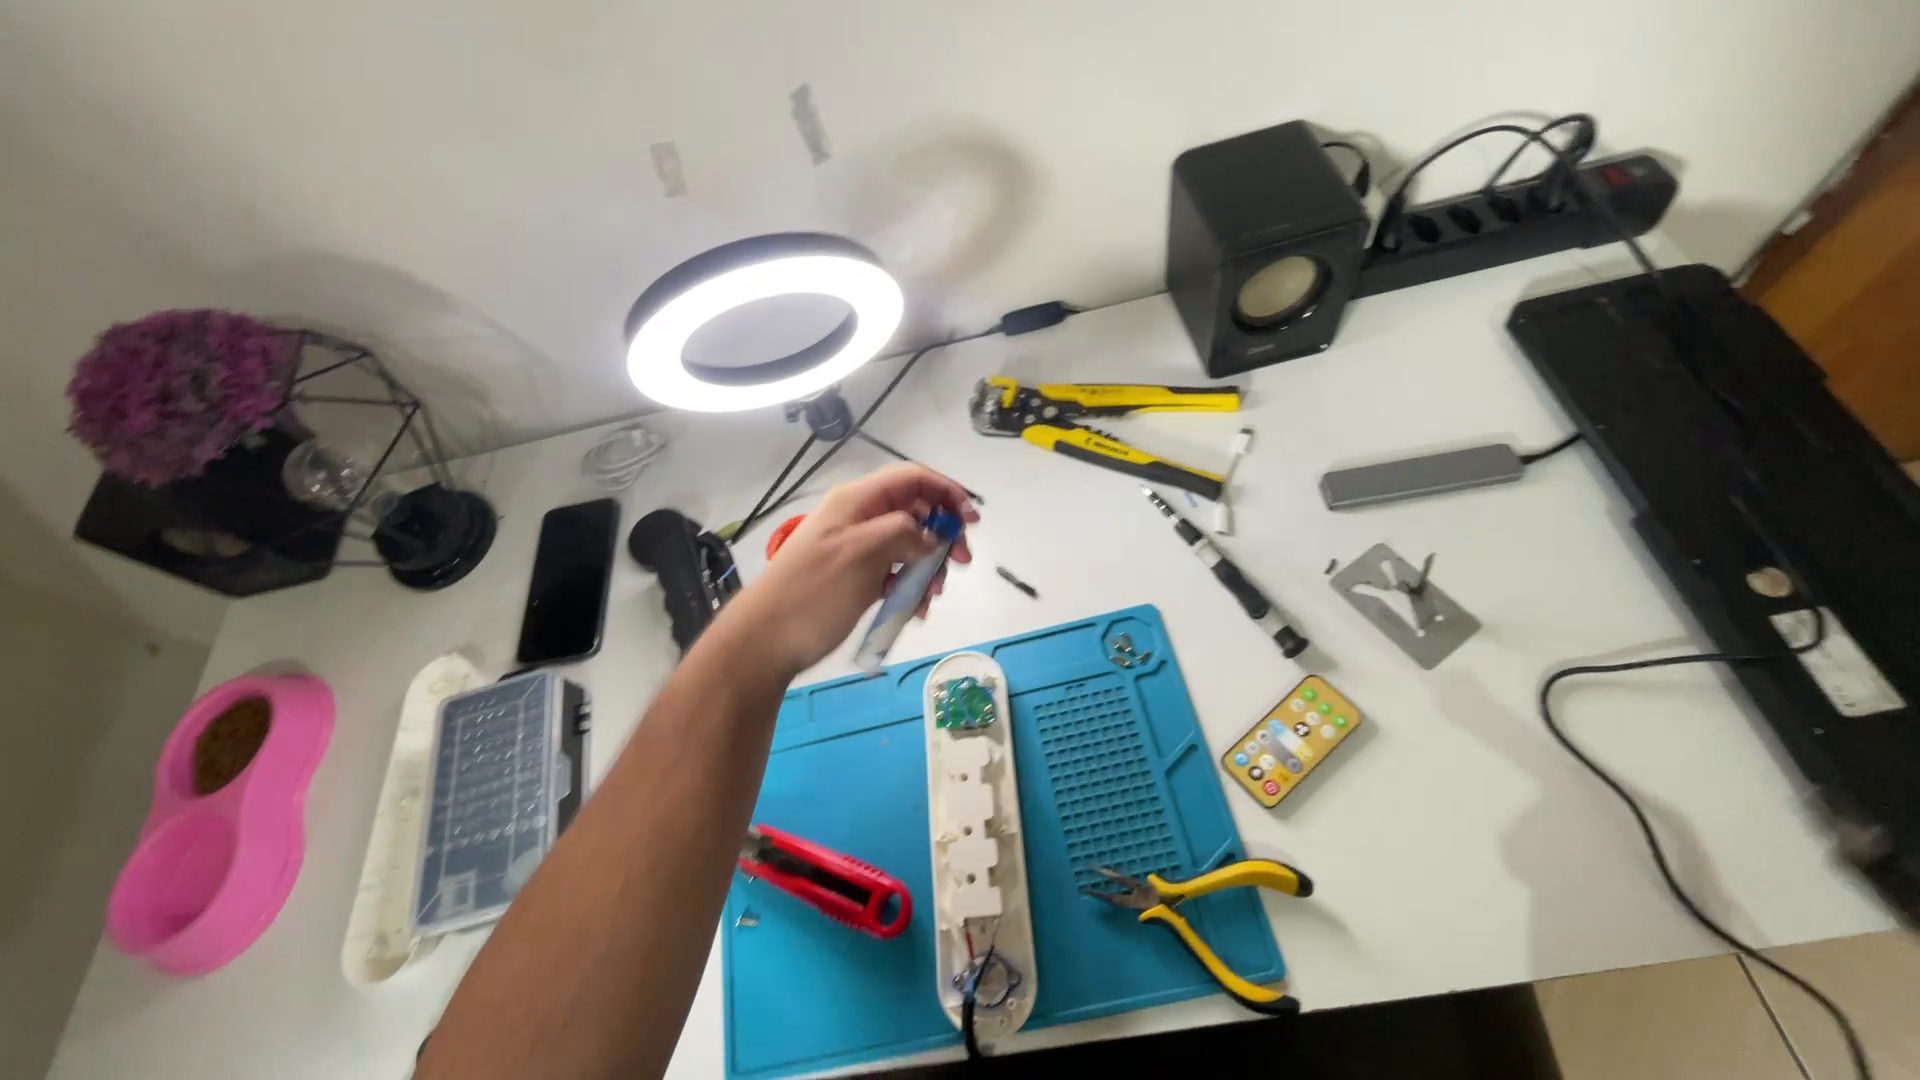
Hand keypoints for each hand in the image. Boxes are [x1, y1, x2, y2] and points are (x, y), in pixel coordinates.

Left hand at [720, 464, 977, 675]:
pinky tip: (914, 609)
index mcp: (857, 501)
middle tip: (959, 563)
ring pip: (908, 545)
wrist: (765, 640)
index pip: (912, 479)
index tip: (971, 521)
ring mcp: (856, 549)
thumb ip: (903, 533)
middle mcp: (858, 518)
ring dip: (928, 566)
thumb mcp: (862, 554)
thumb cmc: (813, 593)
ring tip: (930, 596)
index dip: (947, 492)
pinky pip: (893, 572)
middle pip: (915, 511)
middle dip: (942, 534)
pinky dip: (909, 586)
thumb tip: (931, 534)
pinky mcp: (855, 577)